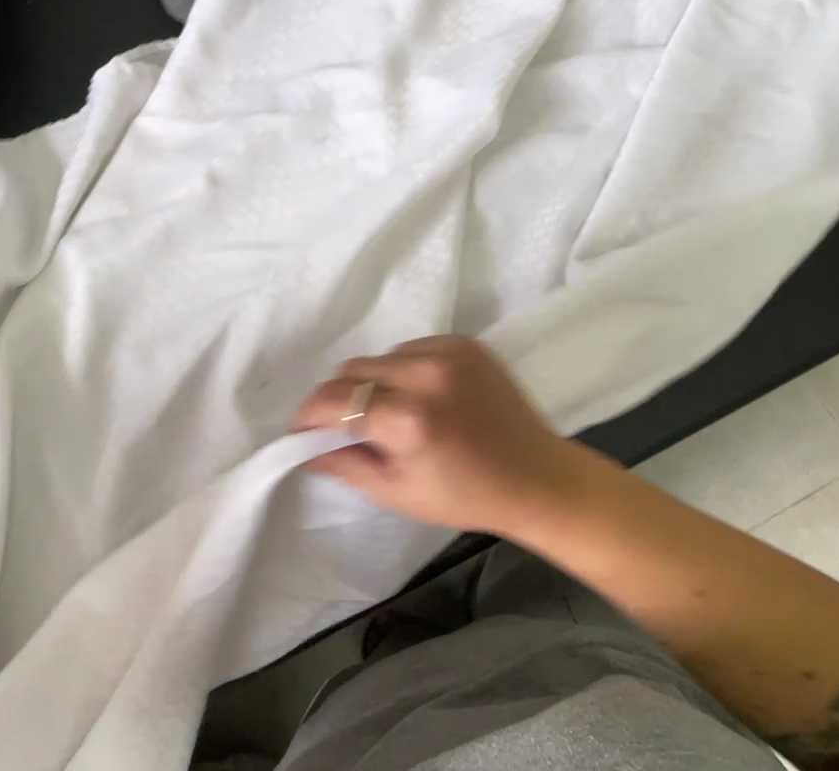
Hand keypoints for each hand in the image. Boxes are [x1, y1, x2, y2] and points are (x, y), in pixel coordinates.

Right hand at [291, 336, 595, 535]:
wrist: (535, 475)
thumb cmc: (465, 495)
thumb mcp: (397, 492)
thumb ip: (345, 464)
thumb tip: (305, 449)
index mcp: (408, 418)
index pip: (335, 401)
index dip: (309, 415)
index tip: (302, 430)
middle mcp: (425, 375)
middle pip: (352, 371)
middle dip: (339, 399)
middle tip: (345, 427)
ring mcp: (448, 353)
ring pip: (380, 357)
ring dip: (372, 382)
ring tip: (390, 413)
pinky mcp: (465, 343)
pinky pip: (411, 348)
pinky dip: (403, 370)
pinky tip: (421, 397)